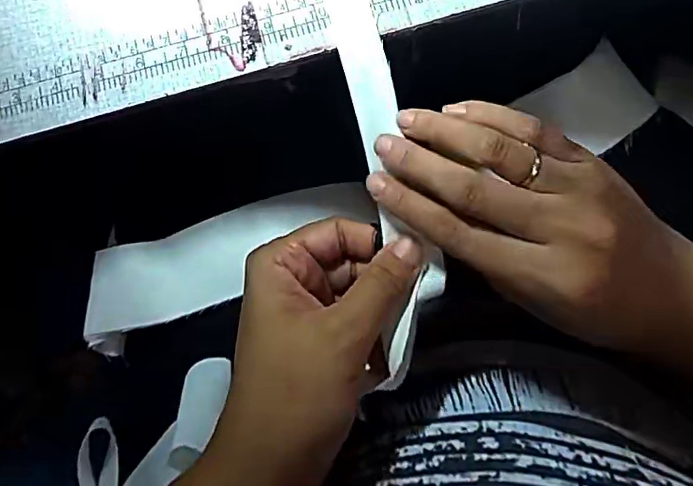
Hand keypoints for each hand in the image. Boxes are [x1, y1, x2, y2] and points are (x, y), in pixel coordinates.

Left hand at [193, 218, 422, 485]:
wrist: (271, 465)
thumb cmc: (296, 392)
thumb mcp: (343, 334)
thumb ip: (381, 286)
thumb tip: (411, 243)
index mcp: (281, 262)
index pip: (337, 231)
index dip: (376, 241)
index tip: (421, 257)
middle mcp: (290, 279)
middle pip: (350, 262)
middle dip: (383, 285)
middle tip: (418, 302)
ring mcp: (304, 311)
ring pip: (357, 296)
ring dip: (382, 317)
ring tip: (399, 337)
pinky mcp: (319, 343)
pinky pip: (355, 324)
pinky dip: (374, 339)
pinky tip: (385, 361)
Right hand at [366, 102, 692, 363]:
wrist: (678, 295)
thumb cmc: (598, 311)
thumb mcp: (535, 302)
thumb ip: (481, 257)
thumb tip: (423, 209)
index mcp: (548, 276)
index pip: (463, 234)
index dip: (412, 205)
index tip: (376, 182)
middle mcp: (564, 228)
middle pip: (475, 188)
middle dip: (420, 163)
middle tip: (383, 144)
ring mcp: (580, 187)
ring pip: (501, 149)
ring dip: (446, 130)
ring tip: (408, 118)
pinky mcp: (591, 161)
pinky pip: (534, 128)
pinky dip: (491, 113)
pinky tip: (457, 108)